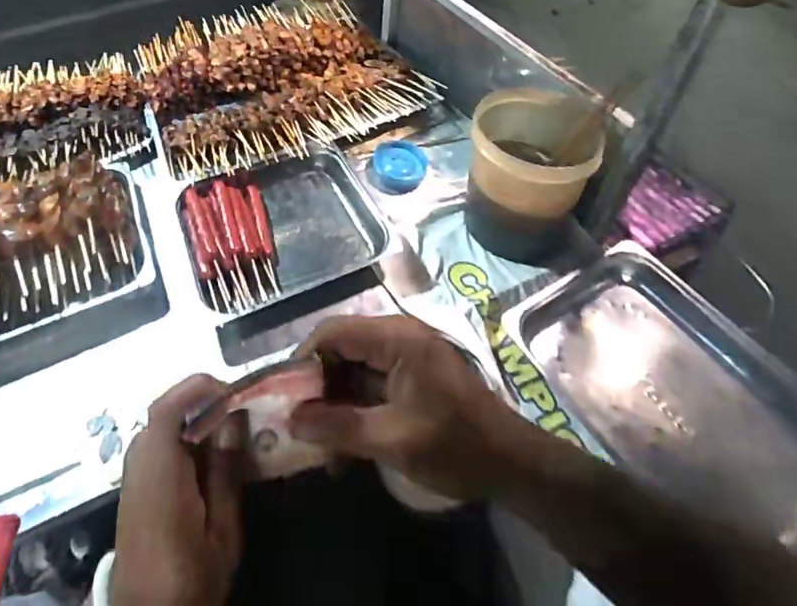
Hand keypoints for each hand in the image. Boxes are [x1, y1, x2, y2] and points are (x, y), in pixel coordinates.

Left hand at [111, 374, 243, 605]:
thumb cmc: (188, 581)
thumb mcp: (222, 533)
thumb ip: (225, 472)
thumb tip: (231, 420)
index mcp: (159, 472)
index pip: (166, 408)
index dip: (196, 388)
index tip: (232, 392)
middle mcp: (138, 465)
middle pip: (165, 414)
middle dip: (202, 403)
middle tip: (239, 411)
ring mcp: (132, 476)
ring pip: (161, 428)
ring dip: (193, 422)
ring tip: (231, 432)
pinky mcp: (134, 489)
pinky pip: (158, 446)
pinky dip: (183, 440)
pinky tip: (209, 459)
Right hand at [288, 315, 530, 502]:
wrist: (513, 464)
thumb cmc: (455, 446)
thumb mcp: (393, 440)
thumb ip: (339, 427)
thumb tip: (291, 421)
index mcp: (397, 338)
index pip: (333, 332)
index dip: (303, 360)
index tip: (283, 396)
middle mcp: (398, 336)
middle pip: (341, 348)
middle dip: (316, 385)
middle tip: (295, 422)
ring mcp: (406, 356)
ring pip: (352, 368)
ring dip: (333, 401)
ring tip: (316, 442)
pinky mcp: (411, 376)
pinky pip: (370, 382)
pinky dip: (353, 408)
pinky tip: (342, 444)